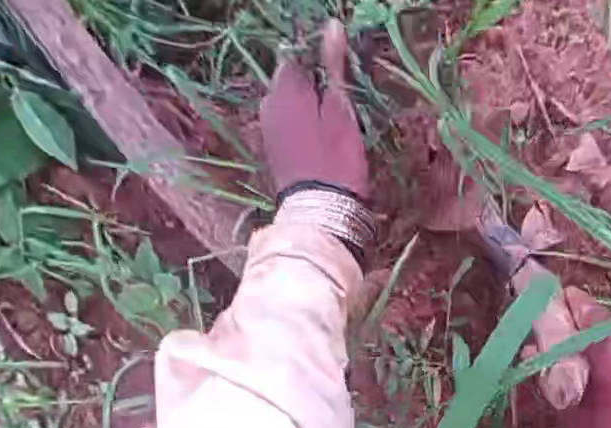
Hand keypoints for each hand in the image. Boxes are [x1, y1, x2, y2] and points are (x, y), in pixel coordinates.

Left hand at [261, 21, 367, 197]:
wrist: (321, 217)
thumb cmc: (336, 163)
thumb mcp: (341, 111)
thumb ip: (334, 69)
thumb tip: (332, 26)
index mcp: (285, 87)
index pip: (299, 56)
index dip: (321, 66)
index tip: (342, 84)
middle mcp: (268, 103)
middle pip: (291, 82)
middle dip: (312, 89)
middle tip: (339, 110)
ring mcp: (268, 131)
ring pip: (289, 107)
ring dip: (307, 112)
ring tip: (330, 131)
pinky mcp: (273, 155)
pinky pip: (287, 130)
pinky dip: (302, 132)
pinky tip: (318, 147)